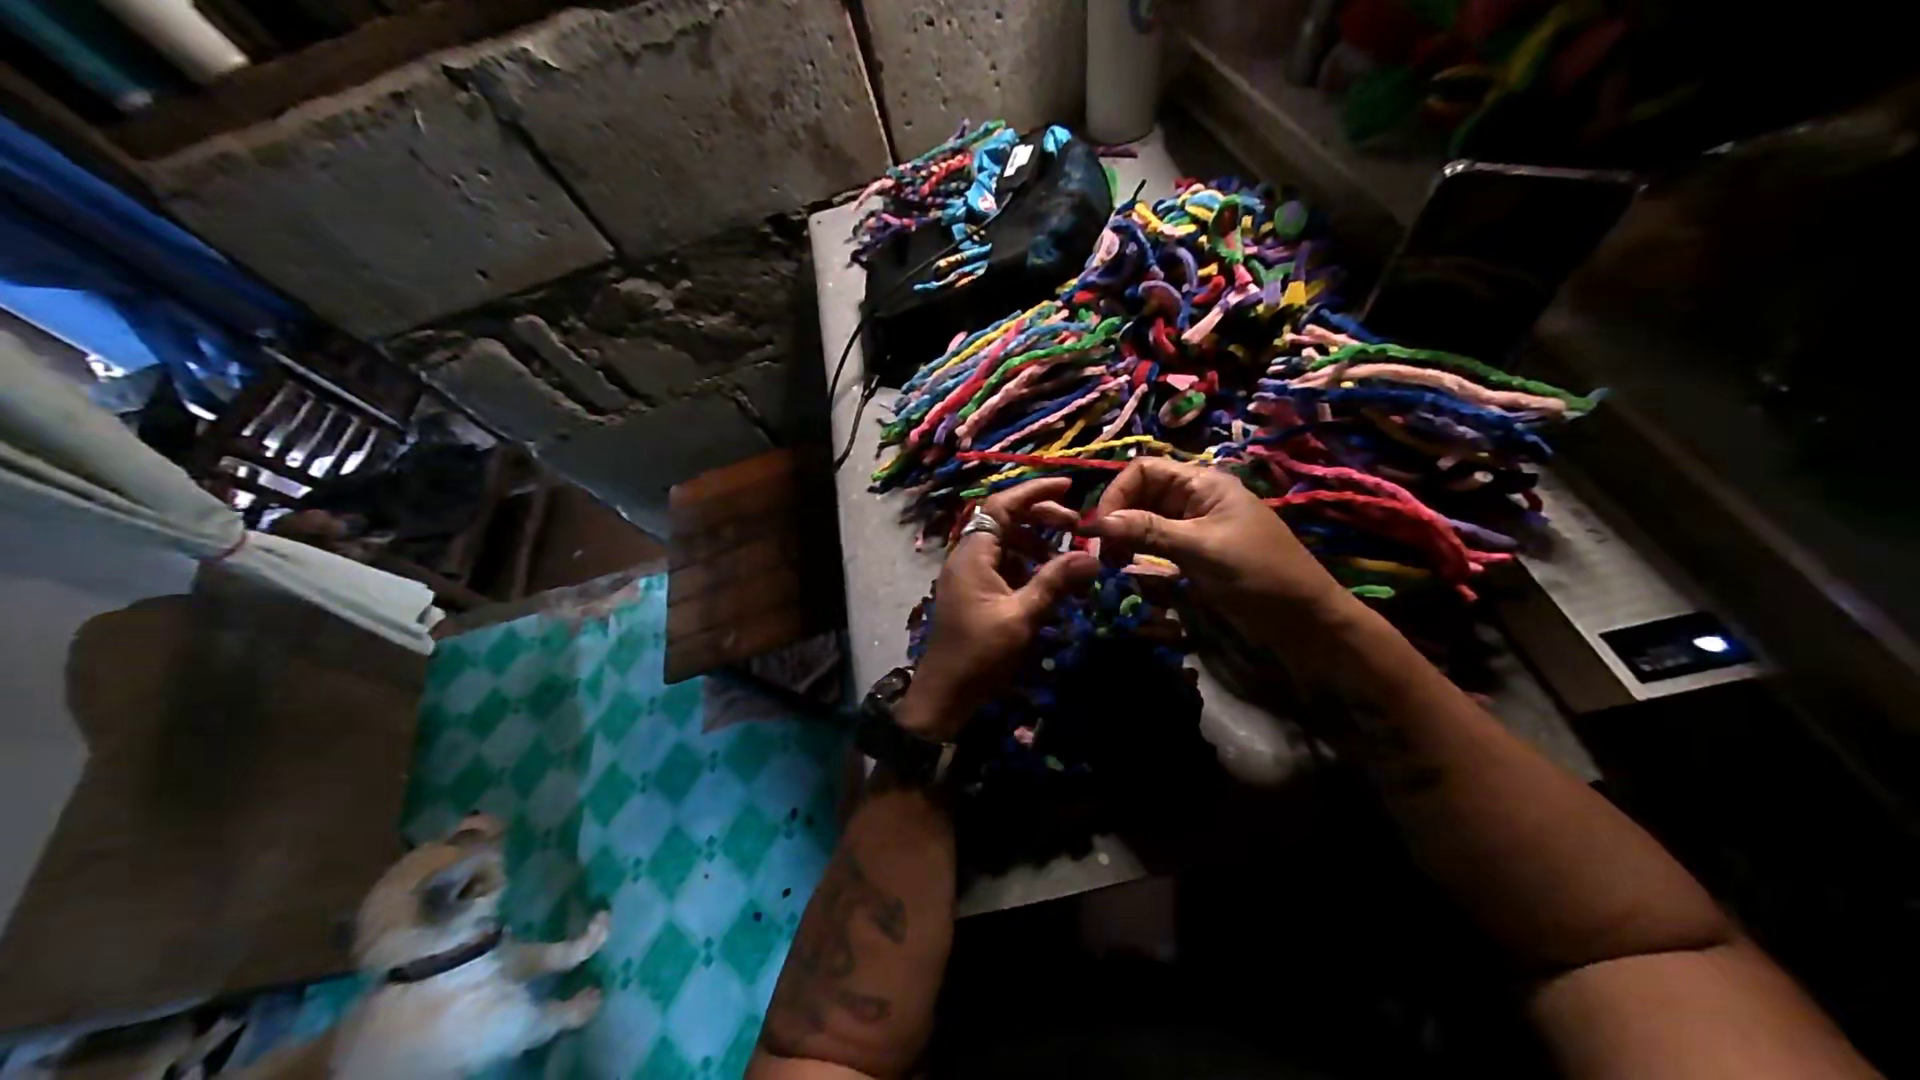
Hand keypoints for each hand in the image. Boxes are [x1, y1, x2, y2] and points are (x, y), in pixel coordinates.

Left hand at [901, 478, 1099, 739]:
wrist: (944, 694)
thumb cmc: (979, 654)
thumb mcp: (1022, 616)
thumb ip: (1055, 582)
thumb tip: (1093, 555)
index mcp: (972, 554)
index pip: (1002, 505)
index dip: (1034, 491)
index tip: (1068, 487)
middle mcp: (966, 557)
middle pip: (1004, 520)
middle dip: (1041, 518)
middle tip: (1075, 527)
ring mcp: (968, 575)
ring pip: (1005, 544)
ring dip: (1036, 544)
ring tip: (1066, 558)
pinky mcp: (972, 593)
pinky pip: (1001, 566)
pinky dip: (1026, 566)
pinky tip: (1047, 583)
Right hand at [1082, 457, 1350, 635]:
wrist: (1302, 618)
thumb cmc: (1258, 573)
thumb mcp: (1201, 548)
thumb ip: (1148, 531)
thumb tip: (1096, 522)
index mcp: (1203, 483)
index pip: (1144, 470)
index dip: (1116, 493)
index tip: (1098, 526)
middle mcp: (1194, 498)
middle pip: (1141, 493)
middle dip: (1117, 515)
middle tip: (1100, 549)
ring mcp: (1193, 526)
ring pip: (1144, 518)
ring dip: (1124, 535)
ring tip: (1111, 560)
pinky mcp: (1193, 552)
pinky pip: (1155, 542)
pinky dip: (1137, 550)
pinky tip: (1127, 566)